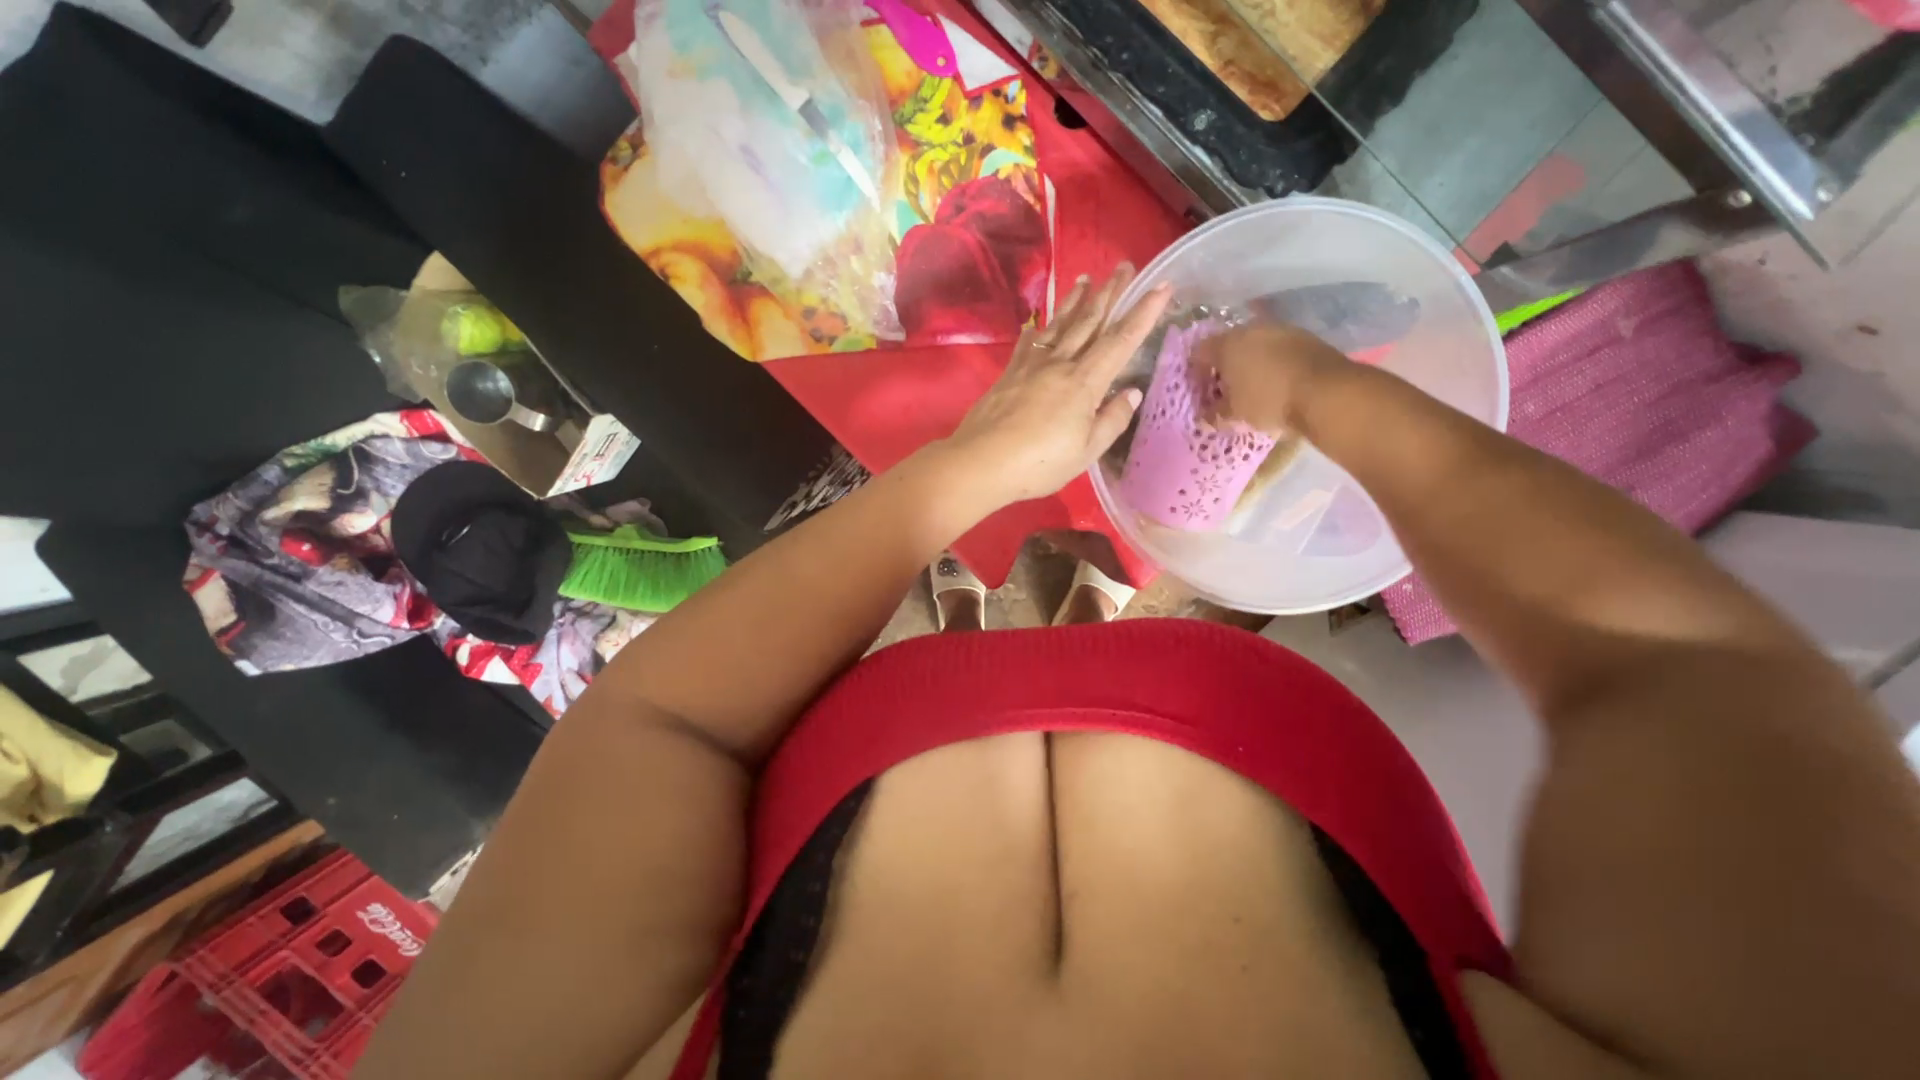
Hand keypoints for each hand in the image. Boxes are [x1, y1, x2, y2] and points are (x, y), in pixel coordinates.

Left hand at [938, 266, 1172, 509]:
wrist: (981, 462)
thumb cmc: (1039, 463)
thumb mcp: (1086, 451)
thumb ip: (1112, 420)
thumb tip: (1131, 393)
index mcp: (1084, 382)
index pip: (1121, 341)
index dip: (1144, 313)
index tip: (1162, 286)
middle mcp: (1060, 364)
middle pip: (1089, 321)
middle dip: (1110, 292)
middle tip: (1123, 266)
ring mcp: (1032, 365)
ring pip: (1060, 325)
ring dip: (1075, 300)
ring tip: (1085, 278)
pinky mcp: (1010, 373)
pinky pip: (1029, 341)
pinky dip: (1039, 327)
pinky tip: (1041, 320)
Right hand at [1193, 321, 1351, 435]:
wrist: (1326, 392)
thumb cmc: (1269, 401)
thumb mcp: (1235, 415)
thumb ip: (1214, 414)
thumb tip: (1204, 416)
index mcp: (1226, 344)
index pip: (1198, 353)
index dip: (1195, 374)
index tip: (1200, 393)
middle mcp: (1251, 329)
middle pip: (1228, 345)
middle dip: (1224, 367)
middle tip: (1226, 392)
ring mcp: (1281, 330)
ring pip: (1255, 345)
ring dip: (1250, 364)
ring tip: (1254, 388)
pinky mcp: (1306, 338)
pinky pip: (1279, 350)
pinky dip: (1273, 363)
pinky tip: (1278, 383)